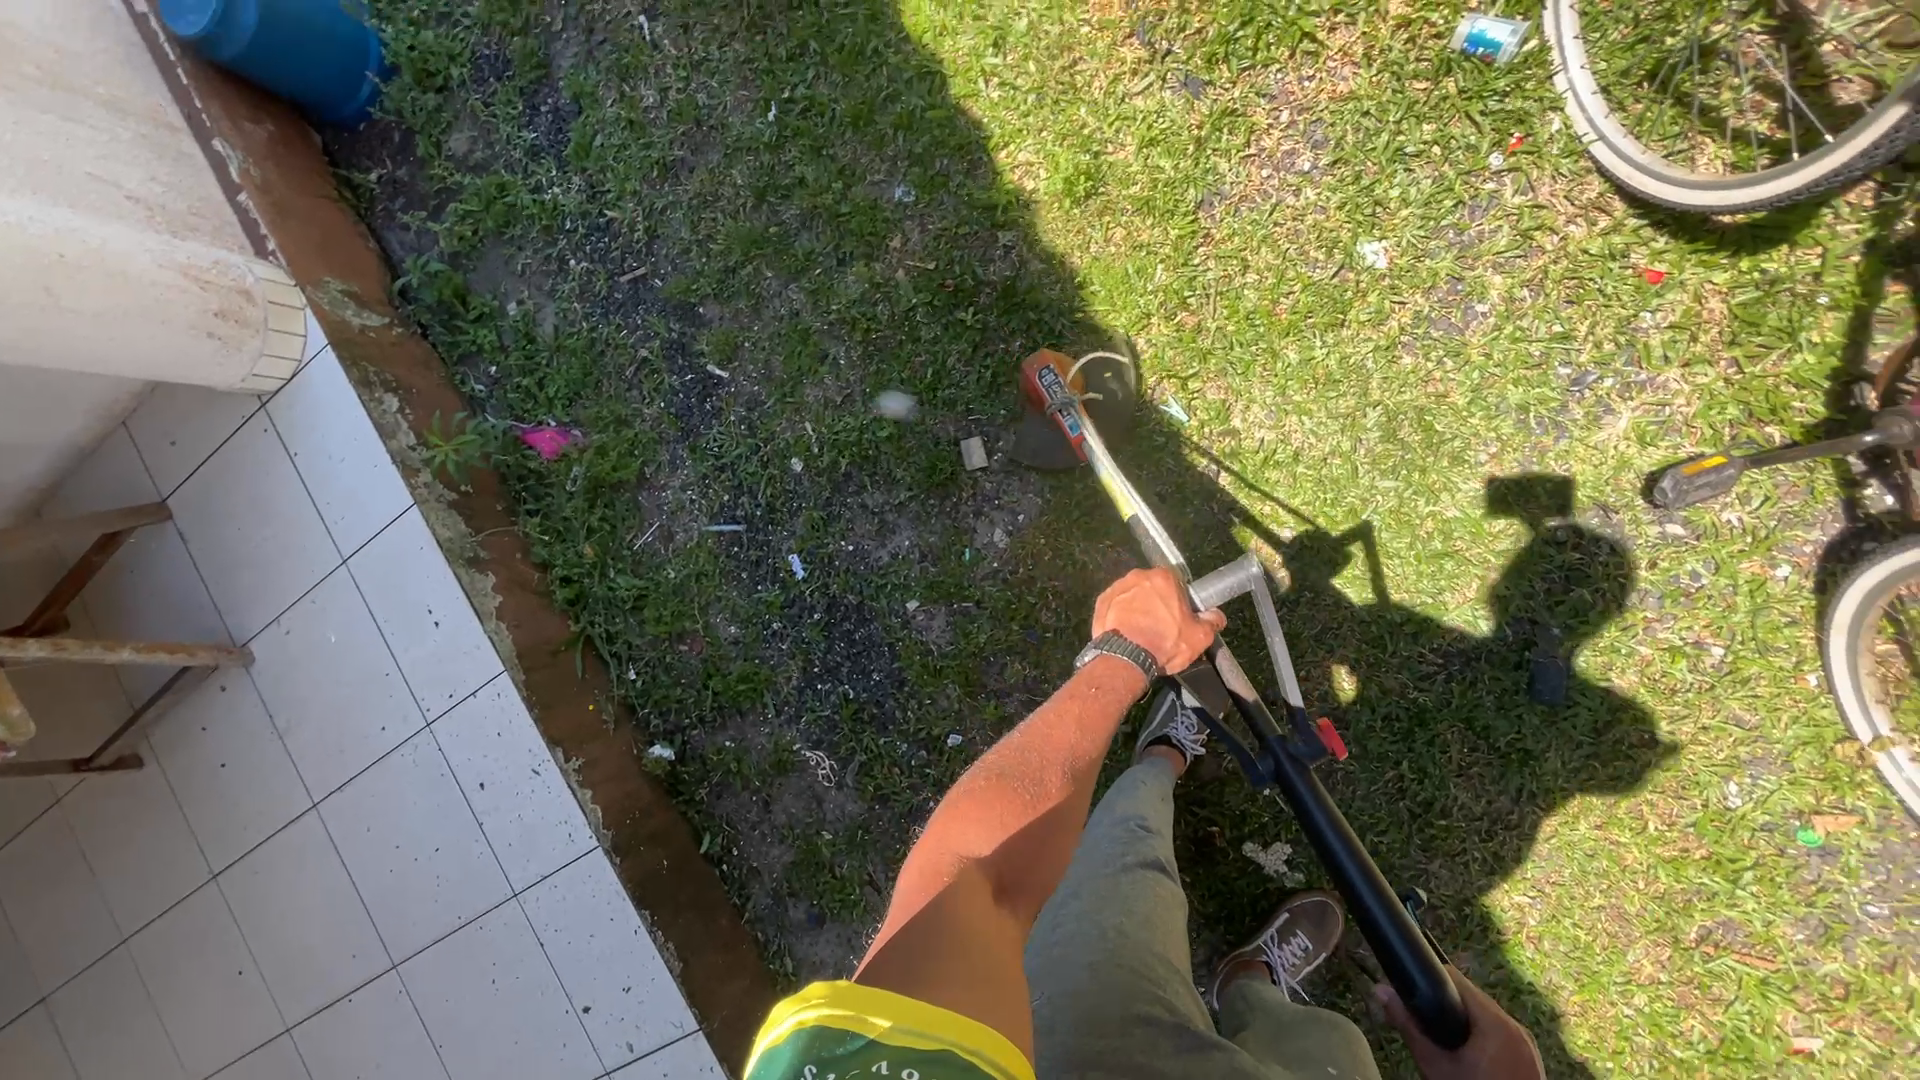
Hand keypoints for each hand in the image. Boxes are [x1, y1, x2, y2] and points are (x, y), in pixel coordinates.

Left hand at [1090, 567, 1224, 672]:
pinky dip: (1119, 615)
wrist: (1125, 658)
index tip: (1179, 613)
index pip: (1176, 580)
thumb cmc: (1164, 643)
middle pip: (1152, 586)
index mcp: (1163, 577)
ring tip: (1141, 631)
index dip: (1179, 597)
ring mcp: (1117, 588)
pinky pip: (1115, 605)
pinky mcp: (1101, 602)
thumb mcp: (1198, 637)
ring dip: (1137, 607)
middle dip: (1156, 600)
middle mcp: (1138, 576)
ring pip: (1132, 594)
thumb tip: (1216, 616)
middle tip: (1160, 624)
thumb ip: (1211, 622)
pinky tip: (1126, 632)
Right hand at [1377, 968, 1544, 1079]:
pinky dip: (1483, 1037)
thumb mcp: (1435, 1065)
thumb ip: (1407, 1025)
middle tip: (1424, 1021)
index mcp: (1496, 1023)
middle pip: (1472, 998)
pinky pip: (1502, 1035)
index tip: (1412, 993)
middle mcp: (1517, 1028)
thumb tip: (1380, 990)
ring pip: (1487, 1017)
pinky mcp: (1532, 1060)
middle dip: (1447, 1005)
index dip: (1430, 980)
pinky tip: (1469, 1055)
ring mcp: (1528, 1045)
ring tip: (1444, 1040)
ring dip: (1465, 1021)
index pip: (1456, 979)